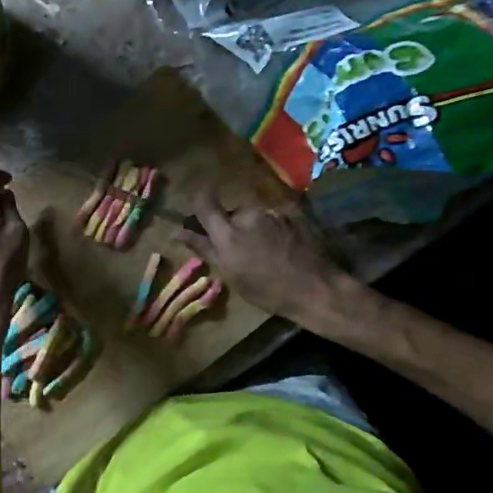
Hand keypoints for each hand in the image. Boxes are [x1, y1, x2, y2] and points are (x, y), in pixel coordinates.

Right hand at [179, 195, 352, 326]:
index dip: (200, 204)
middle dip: (233, 227)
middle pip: (232, 213)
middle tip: (242, 251)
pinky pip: (274, 219)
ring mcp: (273, 213)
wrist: (316, 288)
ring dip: (254, 229)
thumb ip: (203, 249)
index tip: (200, 216)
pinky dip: (274, 230)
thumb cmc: (267, 290)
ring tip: (267, 253)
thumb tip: (176, 232)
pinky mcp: (293, 215)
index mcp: (228, 232)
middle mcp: (249, 214)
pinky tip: (284, 249)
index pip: (204, 202)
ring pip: (254, 216)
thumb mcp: (230, 274)